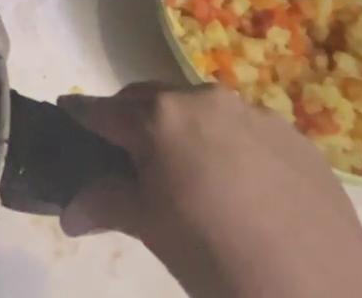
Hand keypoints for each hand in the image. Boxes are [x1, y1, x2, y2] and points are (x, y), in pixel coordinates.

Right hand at [60, 83, 361, 297]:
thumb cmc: (219, 261)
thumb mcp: (151, 231)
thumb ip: (105, 205)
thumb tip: (70, 213)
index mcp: (157, 118)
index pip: (101, 110)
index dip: (79, 115)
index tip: (66, 116)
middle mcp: (201, 100)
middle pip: (149, 99)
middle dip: (132, 120)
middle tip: (127, 158)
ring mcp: (253, 114)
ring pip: (198, 110)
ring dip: (181, 130)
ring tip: (189, 175)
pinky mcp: (295, 137)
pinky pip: (244, 129)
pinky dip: (227, 145)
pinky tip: (239, 188)